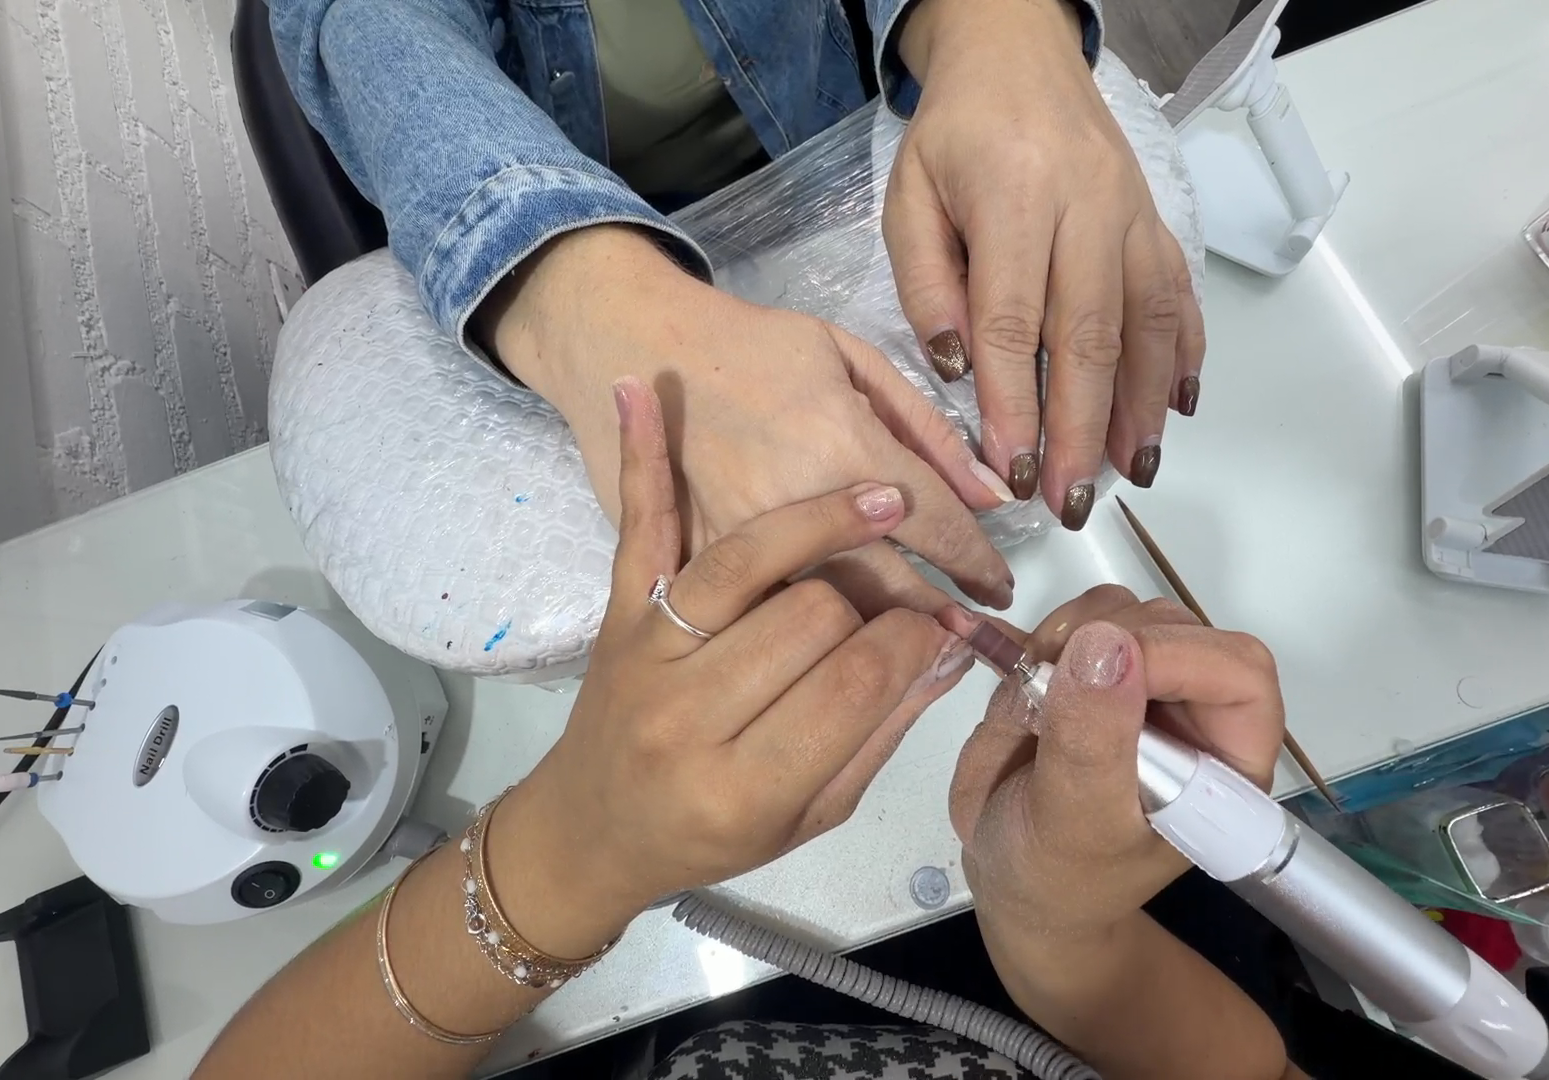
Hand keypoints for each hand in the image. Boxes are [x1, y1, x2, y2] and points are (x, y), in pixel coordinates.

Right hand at [481, 226, 1014, 613]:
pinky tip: (832, 651)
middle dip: (939, 622)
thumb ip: (925, 428)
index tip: (998, 589)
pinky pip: (762, 623)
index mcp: (841, 448)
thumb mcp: (849, 357)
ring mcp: (740, 550)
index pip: (937, 529)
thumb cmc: (752, 345)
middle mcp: (796, 510)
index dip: (980, 565)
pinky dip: (803, 638)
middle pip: (890, 594)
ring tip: (914, 653)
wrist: (635, 343)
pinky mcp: (693, 571)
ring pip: (827, 626)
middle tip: (967, 635)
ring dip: (878, 645)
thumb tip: (991, 492)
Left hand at [489, 377, 975, 955]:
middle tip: (922, 589)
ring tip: (885, 497)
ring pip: (752, 561)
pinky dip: (641, 457)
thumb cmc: (708, 840)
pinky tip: (643, 390)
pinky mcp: (616, 610)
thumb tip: (952, 655)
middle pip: (816, 614)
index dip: (922, 639)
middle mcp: (687, 712)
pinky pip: (637, 527)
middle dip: (887, 596)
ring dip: (824, 518)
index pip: (860, 681)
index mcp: (744, 786)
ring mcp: (645, 649)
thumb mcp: (808, 819)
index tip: (959, 619)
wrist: (590, 829)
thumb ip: (878, 738)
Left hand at [888, 0, 1205, 527]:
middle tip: (1069, 502)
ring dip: (1140, 407)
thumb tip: (960, 368)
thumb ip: (928, 285)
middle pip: (1090, 336)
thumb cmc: (950, 139)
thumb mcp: (909, 203)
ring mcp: (1133, 213)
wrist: (1017, 54)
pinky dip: (1181, 354)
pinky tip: (1177, 407)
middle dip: (1081, 429)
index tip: (1013, 470)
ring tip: (1132, 474)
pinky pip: (1178, 292)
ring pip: (1147, 322)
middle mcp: (1089, 206)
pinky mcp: (1154, 220)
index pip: (1013, 322)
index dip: (1015, 404)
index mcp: (1014, 198)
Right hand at [947, 586, 1283, 959]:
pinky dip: (1034, 635)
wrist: (1009, 871)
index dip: (1170, 655)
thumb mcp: (1075, 822)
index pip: (1233, 671)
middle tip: (1044, 692)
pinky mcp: (1078, 668)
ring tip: (1027, 697)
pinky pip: (1069, 618)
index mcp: (1218, 758)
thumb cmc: (1056, 871)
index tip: (1090, 673)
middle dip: (1101, 642)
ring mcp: (1128, 683)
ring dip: (1061, 637)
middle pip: (1171, 625)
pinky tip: (1015, 675)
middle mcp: (1183, 711)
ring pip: (1116, 609)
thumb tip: (1105, 644)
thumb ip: (1092, 742)